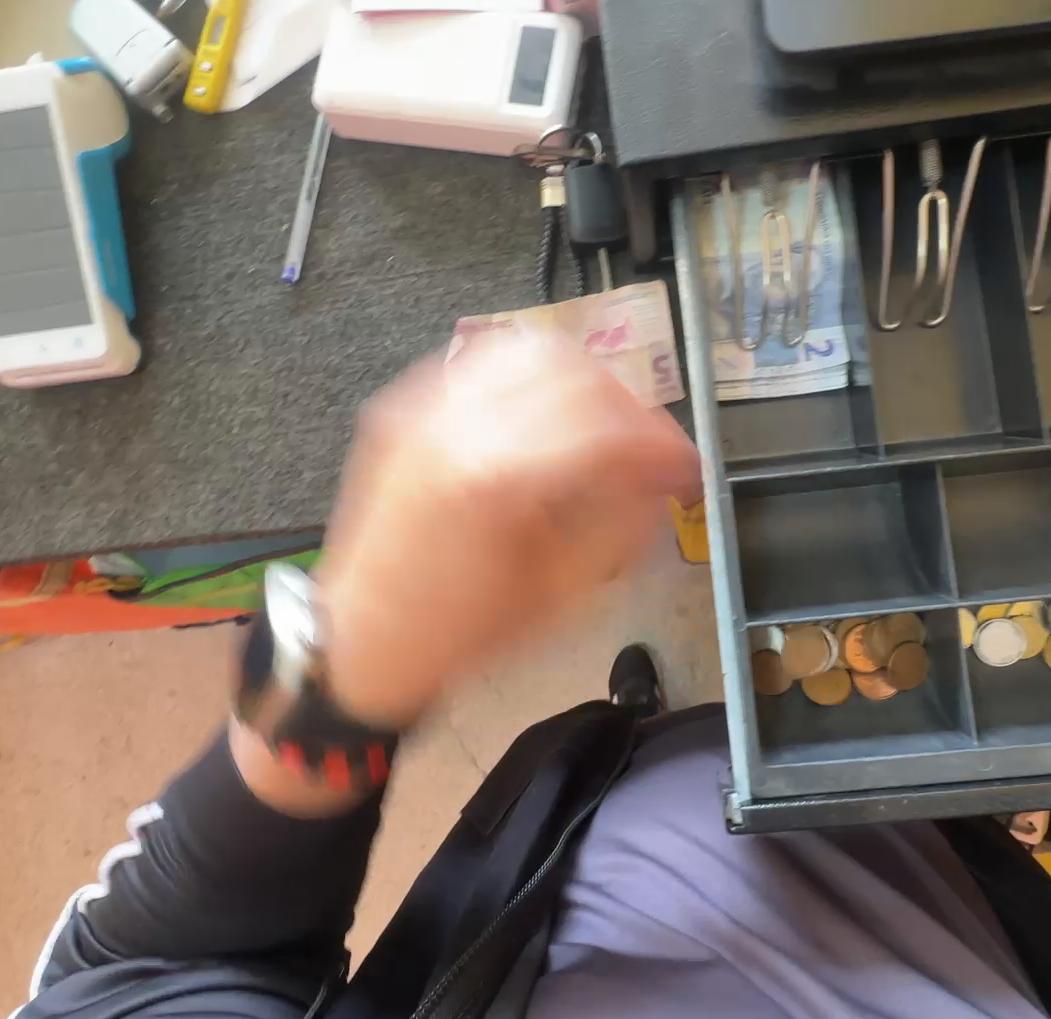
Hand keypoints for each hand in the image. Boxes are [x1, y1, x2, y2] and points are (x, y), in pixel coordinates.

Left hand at [310, 326, 700, 727]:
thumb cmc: (459, 631)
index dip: (662, 445)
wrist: (362, 637)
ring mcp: (424, 407)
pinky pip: (482, 361)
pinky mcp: (407, 407)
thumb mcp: (559, 590)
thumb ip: (621, 523)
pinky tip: (548, 415)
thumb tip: (659, 480)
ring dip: (584, 382)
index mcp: (498, 478)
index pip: (607, 430)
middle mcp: (457, 424)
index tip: (687, 468)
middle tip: (650, 449)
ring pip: (529, 349)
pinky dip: (532, 378)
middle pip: (575, 374)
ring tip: (604, 425)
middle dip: (630, 408)